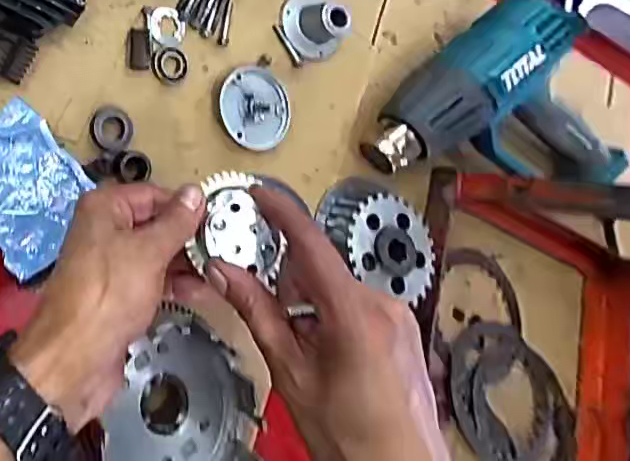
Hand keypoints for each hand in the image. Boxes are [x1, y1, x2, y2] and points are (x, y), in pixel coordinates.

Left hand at [9, 182, 204, 428]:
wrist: (73, 364)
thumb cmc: (105, 297)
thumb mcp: (150, 251)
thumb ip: (177, 222)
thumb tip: (194, 194)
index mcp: (104, 208)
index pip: (153, 194)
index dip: (183, 206)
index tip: (212, 217)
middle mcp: (103, 230)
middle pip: (155, 223)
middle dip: (185, 237)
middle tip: (216, 246)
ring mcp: (109, 264)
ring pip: (155, 253)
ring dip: (183, 262)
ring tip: (211, 270)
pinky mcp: (116, 294)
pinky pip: (150, 279)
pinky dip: (172, 283)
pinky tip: (196, 290)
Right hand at [175, 186, 448, 460]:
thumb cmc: (354, 441)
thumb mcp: (291, 374)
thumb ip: (257, 312)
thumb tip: (226, 274)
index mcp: (353, 312)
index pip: (309, 240)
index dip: (280, 210)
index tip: (259, 193)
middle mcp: (382, 304)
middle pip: (320, 267)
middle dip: (292, 285)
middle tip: (280, 322)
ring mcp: (396, 315)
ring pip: (337, 285)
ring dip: (314, 303)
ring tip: (311, 350)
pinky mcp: (403, 326)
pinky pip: (358, 301)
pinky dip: (336, 314)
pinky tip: (333, 352)